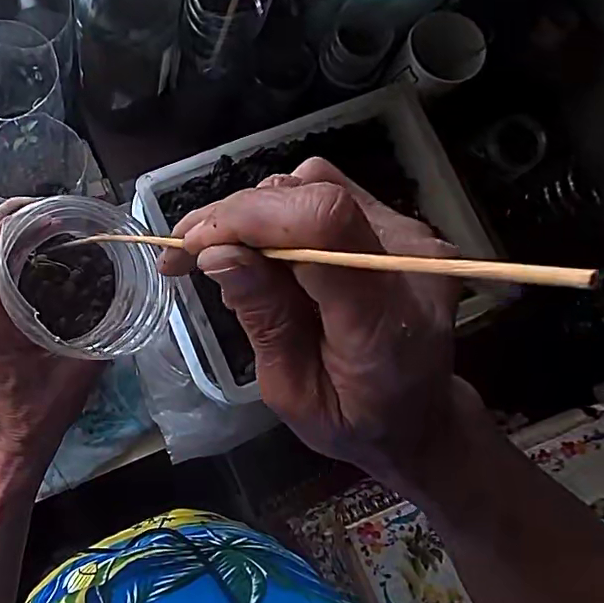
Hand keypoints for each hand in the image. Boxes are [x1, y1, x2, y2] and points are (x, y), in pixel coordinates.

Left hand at [0, 197, 104, 463]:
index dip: (13, 226)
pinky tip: (32, 249)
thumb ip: (103, 333)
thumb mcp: (81, 371)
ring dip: (2, 229)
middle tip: (46, 207)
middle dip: (5, 216)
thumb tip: (123, 297)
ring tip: (41, 220)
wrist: (16, 438)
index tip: (49, 218)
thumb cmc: (44, 410)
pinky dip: (2, 249)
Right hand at [158, 157, 461, 482]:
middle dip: (232, 216)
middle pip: (311, 196)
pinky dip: (278, 211)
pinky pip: (326, 189)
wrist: (420, 415)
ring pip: (314, 182)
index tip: (190, 247)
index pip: (323, 227)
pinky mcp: (397, 224)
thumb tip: (216, 254)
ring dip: (253, 213)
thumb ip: (264, 321)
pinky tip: (260, 248)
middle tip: (183, 253)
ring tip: (220, 253)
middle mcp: (408, 262)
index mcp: (384, 320)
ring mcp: (409, 236)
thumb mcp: (292, 393)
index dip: (246, 219)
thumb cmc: (355, 420)